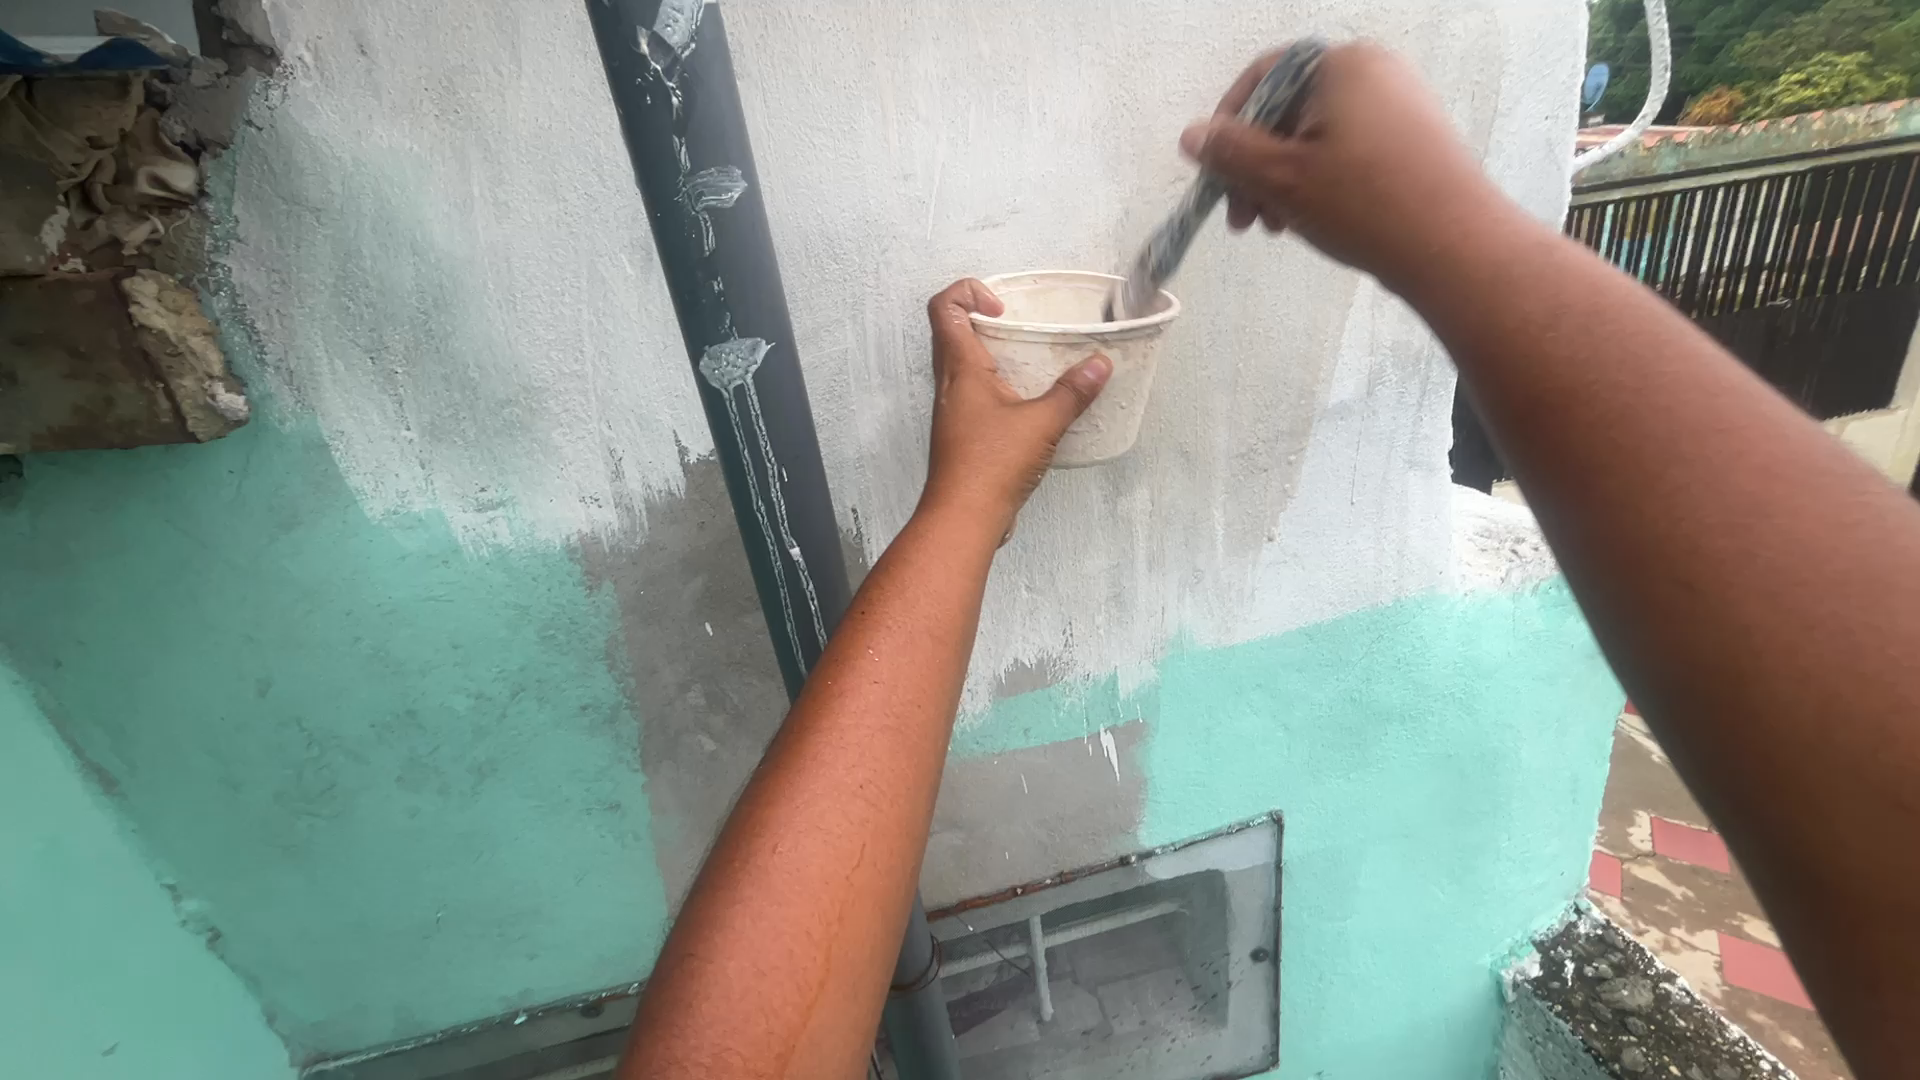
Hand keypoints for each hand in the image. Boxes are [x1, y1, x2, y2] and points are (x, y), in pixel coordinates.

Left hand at [919, 279, 1110, 534]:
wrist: (963, 519)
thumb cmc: (992, 466)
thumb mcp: (1042, 424)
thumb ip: (1072, 393)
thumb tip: (1099, 365)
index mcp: (961, 370)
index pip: (944, 309)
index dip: (967, 292)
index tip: (1002, 308)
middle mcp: (949, 387)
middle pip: (951, 335)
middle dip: (983, 322)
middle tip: (1019, 329)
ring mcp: (953, 414)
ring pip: (962, 370)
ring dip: (990, 358)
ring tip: (1030, 364)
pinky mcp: (961, 438)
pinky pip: (974, 400)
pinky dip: (997, 391)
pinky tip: (1027, 406)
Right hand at [1180, 42, 1523, 294]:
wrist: (1449, 242)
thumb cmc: (1359, 203)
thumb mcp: (1280, 178)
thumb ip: (1229, 153)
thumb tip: (1191, 134)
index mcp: (1339, 65)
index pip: (1264, 76)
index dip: (1228, 122)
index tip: (1215, 173)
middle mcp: (1370, 71)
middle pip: (1286, 110)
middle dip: (1252, 165)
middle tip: (1241, 220)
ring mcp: (1394, 103)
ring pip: (1310, 136)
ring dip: (1278, 181)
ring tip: (1273, 228)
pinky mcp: (1407, 137)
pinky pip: (1341, 149)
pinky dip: (1312, 181)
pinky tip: (1306, 220)